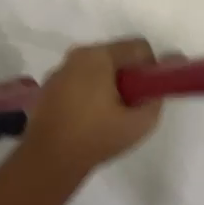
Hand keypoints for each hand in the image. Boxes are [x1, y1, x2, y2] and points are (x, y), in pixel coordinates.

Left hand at [20, 37, 163, 174]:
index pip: (138, 47)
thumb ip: (155, 100)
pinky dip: (87, 92)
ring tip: (109, 115)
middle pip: (115, 56)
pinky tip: (88, 118)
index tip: (148, 92)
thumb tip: (155, 91)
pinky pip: (77, 80)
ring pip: (95, 69)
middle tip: (131, 106)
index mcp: (98, 56)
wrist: (49, 157)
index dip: (150, 69)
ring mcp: (59, 70)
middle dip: (128, 76)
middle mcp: (76, 55)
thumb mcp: (139, 123)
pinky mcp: (48, 86)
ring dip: (107, 85)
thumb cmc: (96, 136)